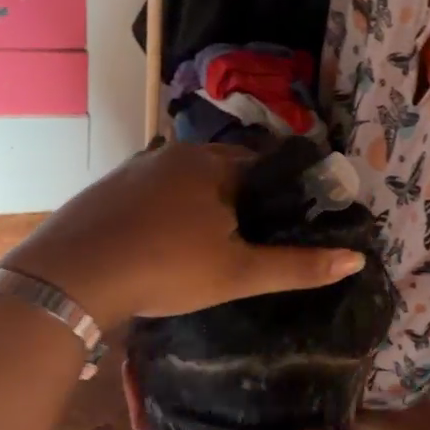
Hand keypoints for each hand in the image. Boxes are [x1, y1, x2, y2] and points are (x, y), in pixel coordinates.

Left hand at [0, 142, 365, 326]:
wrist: (74, 275)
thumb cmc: (166, 269)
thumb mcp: (238, 273)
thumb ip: (296, 267)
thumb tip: (355, 258)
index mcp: (214, 164)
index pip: (264, 166)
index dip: (282, 194)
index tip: (289, 224)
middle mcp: (174, 153)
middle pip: (222, 172)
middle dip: (239, 202)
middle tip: (248, 242)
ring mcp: (134, 169)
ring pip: (182, 184)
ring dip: (198, 208)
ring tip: (205, 248)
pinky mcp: (105, 190)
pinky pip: (149, 197)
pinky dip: (163, 215)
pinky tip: (158, 246)